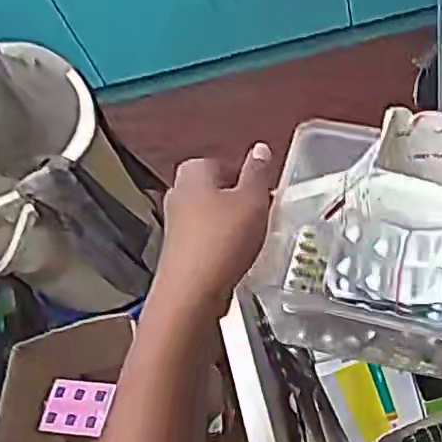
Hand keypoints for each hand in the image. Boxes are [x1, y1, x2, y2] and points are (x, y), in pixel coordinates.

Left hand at [149, 143, 273, 312]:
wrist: (193, 291)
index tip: (266, 202)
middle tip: (260, 225)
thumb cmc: (221, 242)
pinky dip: (221, 252)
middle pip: (219, 195)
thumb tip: (260, 150)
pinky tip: (232, 264)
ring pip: (212, 221)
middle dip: (240, 209)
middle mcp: (178, 192)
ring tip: (248, 248)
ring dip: (231, 232)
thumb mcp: (252, 201)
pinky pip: (207, 245)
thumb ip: (258, 173)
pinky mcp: (179, 252)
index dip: (251, 186)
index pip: (229, 167)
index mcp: (195, 170)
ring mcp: (175, 224)